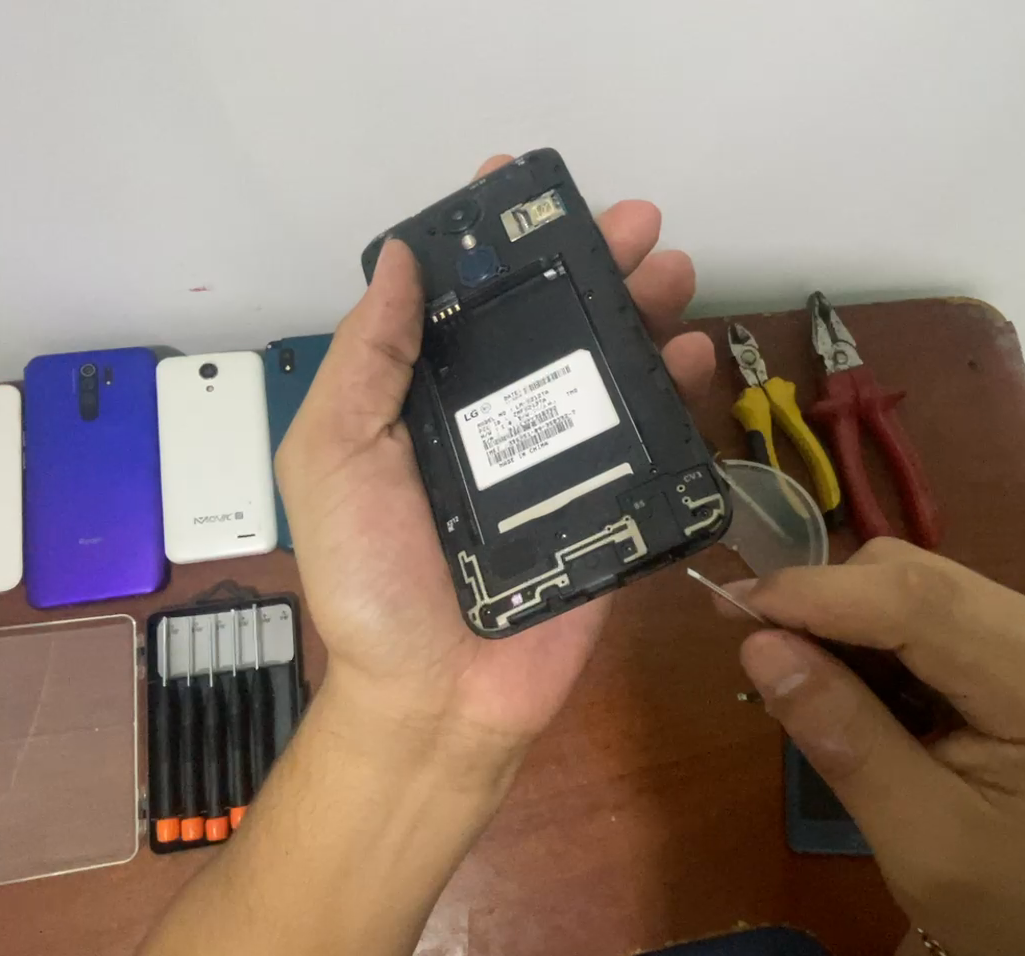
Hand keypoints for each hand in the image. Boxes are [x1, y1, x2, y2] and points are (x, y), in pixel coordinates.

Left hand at [277, 154, 715, 764]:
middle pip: (547, 328)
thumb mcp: (333, 458)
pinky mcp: (605, 509)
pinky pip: (646, 445)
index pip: (461, 306)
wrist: (439, 694)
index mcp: (426, 405)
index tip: (519, 191)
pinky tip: (691, 359)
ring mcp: (554, 466)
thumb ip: (364, 362)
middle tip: (638, 226)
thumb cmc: (373, 579)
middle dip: (591, 268)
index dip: (489, 246)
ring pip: (604, 374)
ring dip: (642, 315)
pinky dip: (673, 397)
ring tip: (676, 276)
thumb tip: (396, 259)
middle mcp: (493, 423)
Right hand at [730, 539, 1024, 955]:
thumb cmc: (1003, 912)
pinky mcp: (1021, 645)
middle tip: (761, 653)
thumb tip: (758, 646)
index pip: (917, 601)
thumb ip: (841, 734)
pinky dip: (871, 635)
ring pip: (913, 582)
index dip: (817, 593)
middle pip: (914, 576)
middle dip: (825, 603)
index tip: (731, 607)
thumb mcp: (914, 837)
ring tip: (814, 686)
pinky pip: (925, 607)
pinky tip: (860, 690)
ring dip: (844, 619)